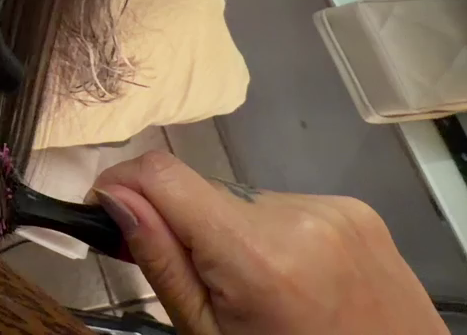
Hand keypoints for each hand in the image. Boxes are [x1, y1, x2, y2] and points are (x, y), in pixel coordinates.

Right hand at [93, 151, 443, 334]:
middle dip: (183, 223)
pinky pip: (282, 206)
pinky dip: (272, 235)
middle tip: (198, 281)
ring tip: (259, 291)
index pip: (161, 173)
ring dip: (229, 230)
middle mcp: (298, 215)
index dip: (122, 182)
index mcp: (260, 256)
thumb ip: (163, 263)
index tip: (107, 210)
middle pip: (200, 190)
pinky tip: (296, 281)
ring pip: (239, 199)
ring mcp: (337, 210)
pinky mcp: (359, 213)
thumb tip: (114, 196)